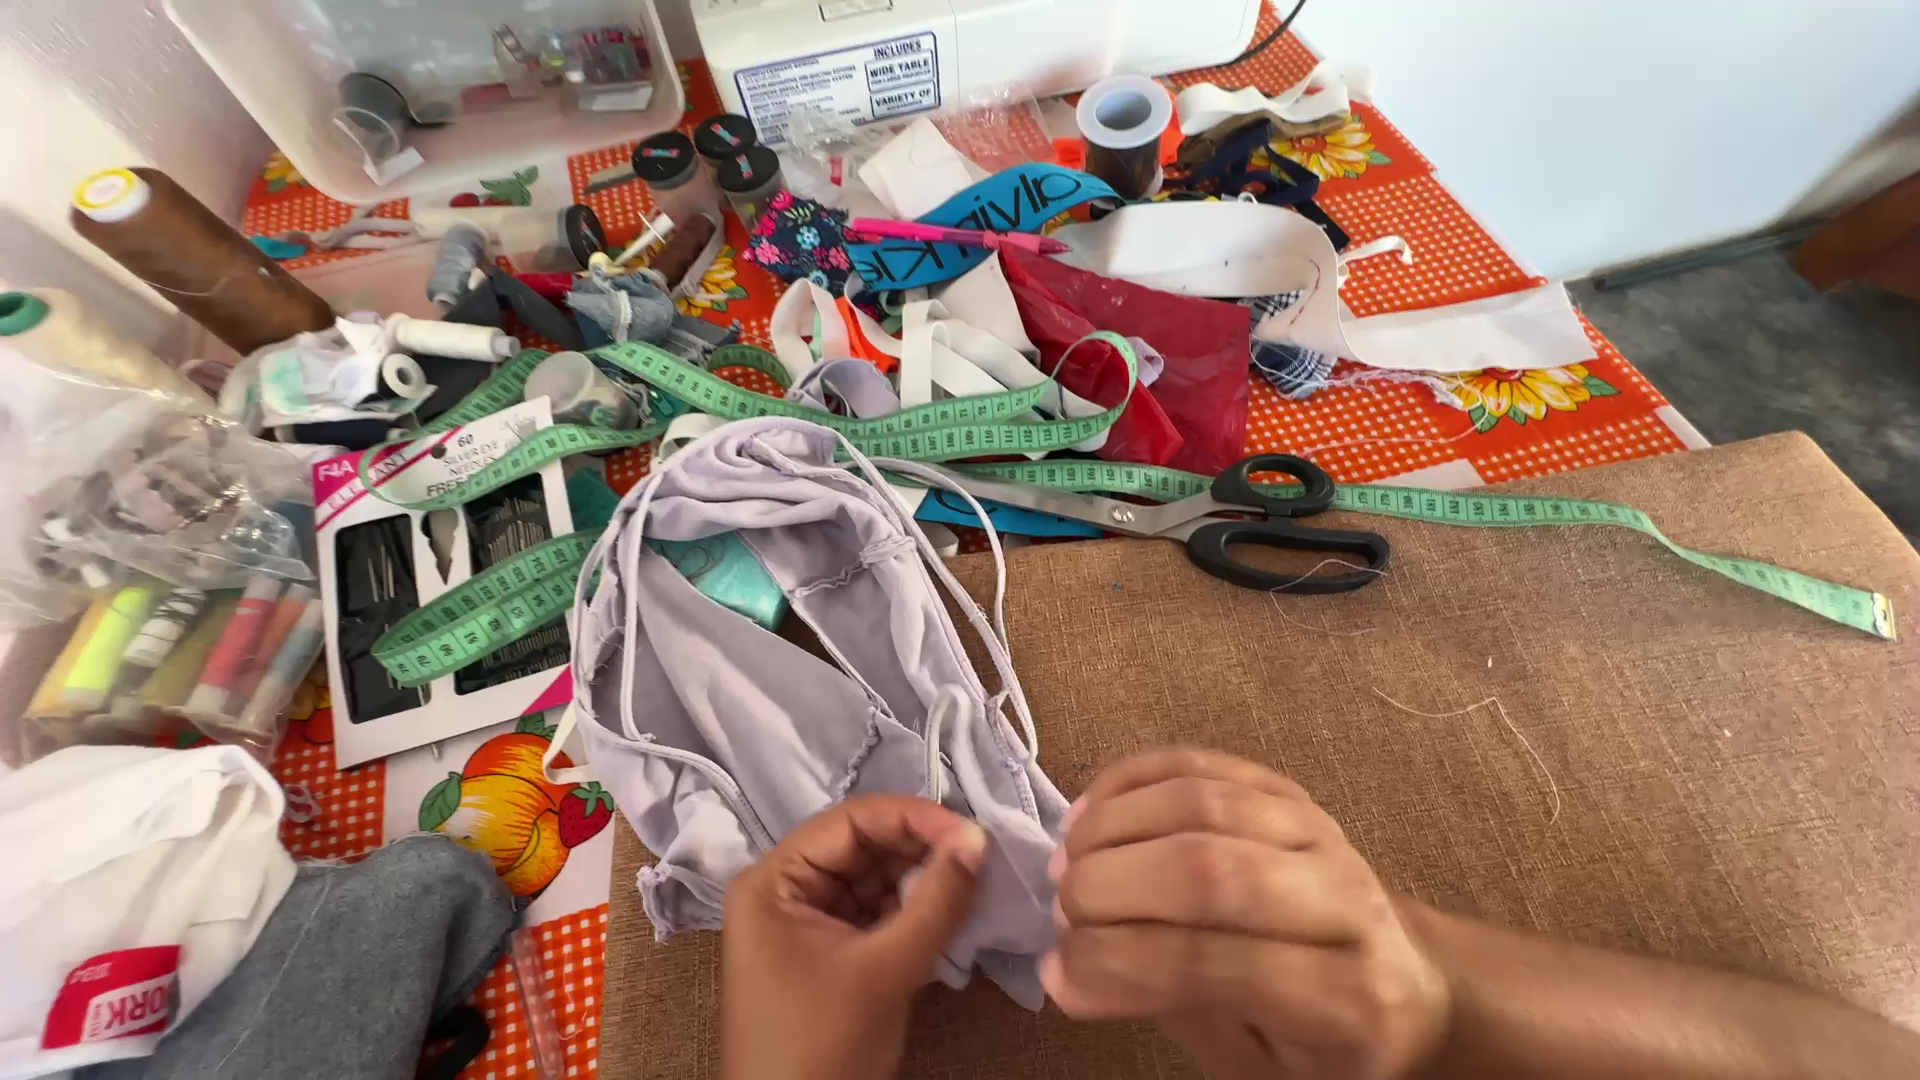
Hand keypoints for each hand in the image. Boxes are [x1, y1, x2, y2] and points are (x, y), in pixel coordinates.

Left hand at [721, 795, 987, 1079]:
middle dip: (921, 846)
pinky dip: (916, 906)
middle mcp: (787, 888)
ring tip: (974, 873)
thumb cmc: (823, 1050)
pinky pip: (879, 909)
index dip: (910, 817)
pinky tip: (954, 902)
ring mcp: (810, 919)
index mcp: (775, 880)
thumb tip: (979, 838)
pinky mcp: (833, 949)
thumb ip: (936, 901)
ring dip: (923, 875)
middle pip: (864, 846)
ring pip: (876, 876)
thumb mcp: (885, 971)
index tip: (967, 829)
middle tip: (978, 851)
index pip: (850, 822)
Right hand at [1043, 750, 1451, 1079]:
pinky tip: (1090, 808)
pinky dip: (1132, 778)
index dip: (1121, 963)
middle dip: (1111, 885)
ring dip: (1114, 826)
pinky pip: (1199, 762)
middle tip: (1061, 907)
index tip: (1060, 973)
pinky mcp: (1285, 786)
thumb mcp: (1261, 1060)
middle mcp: (1340, 897)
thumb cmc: (1325, 1038)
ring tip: (1066, 858)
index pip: (1217, 964)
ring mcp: (1314, 828)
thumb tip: (1068, 967)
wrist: (1404, 973)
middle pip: (1208, 869)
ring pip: (1198, 803)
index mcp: (1346, 995)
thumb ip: (1175, 1007)